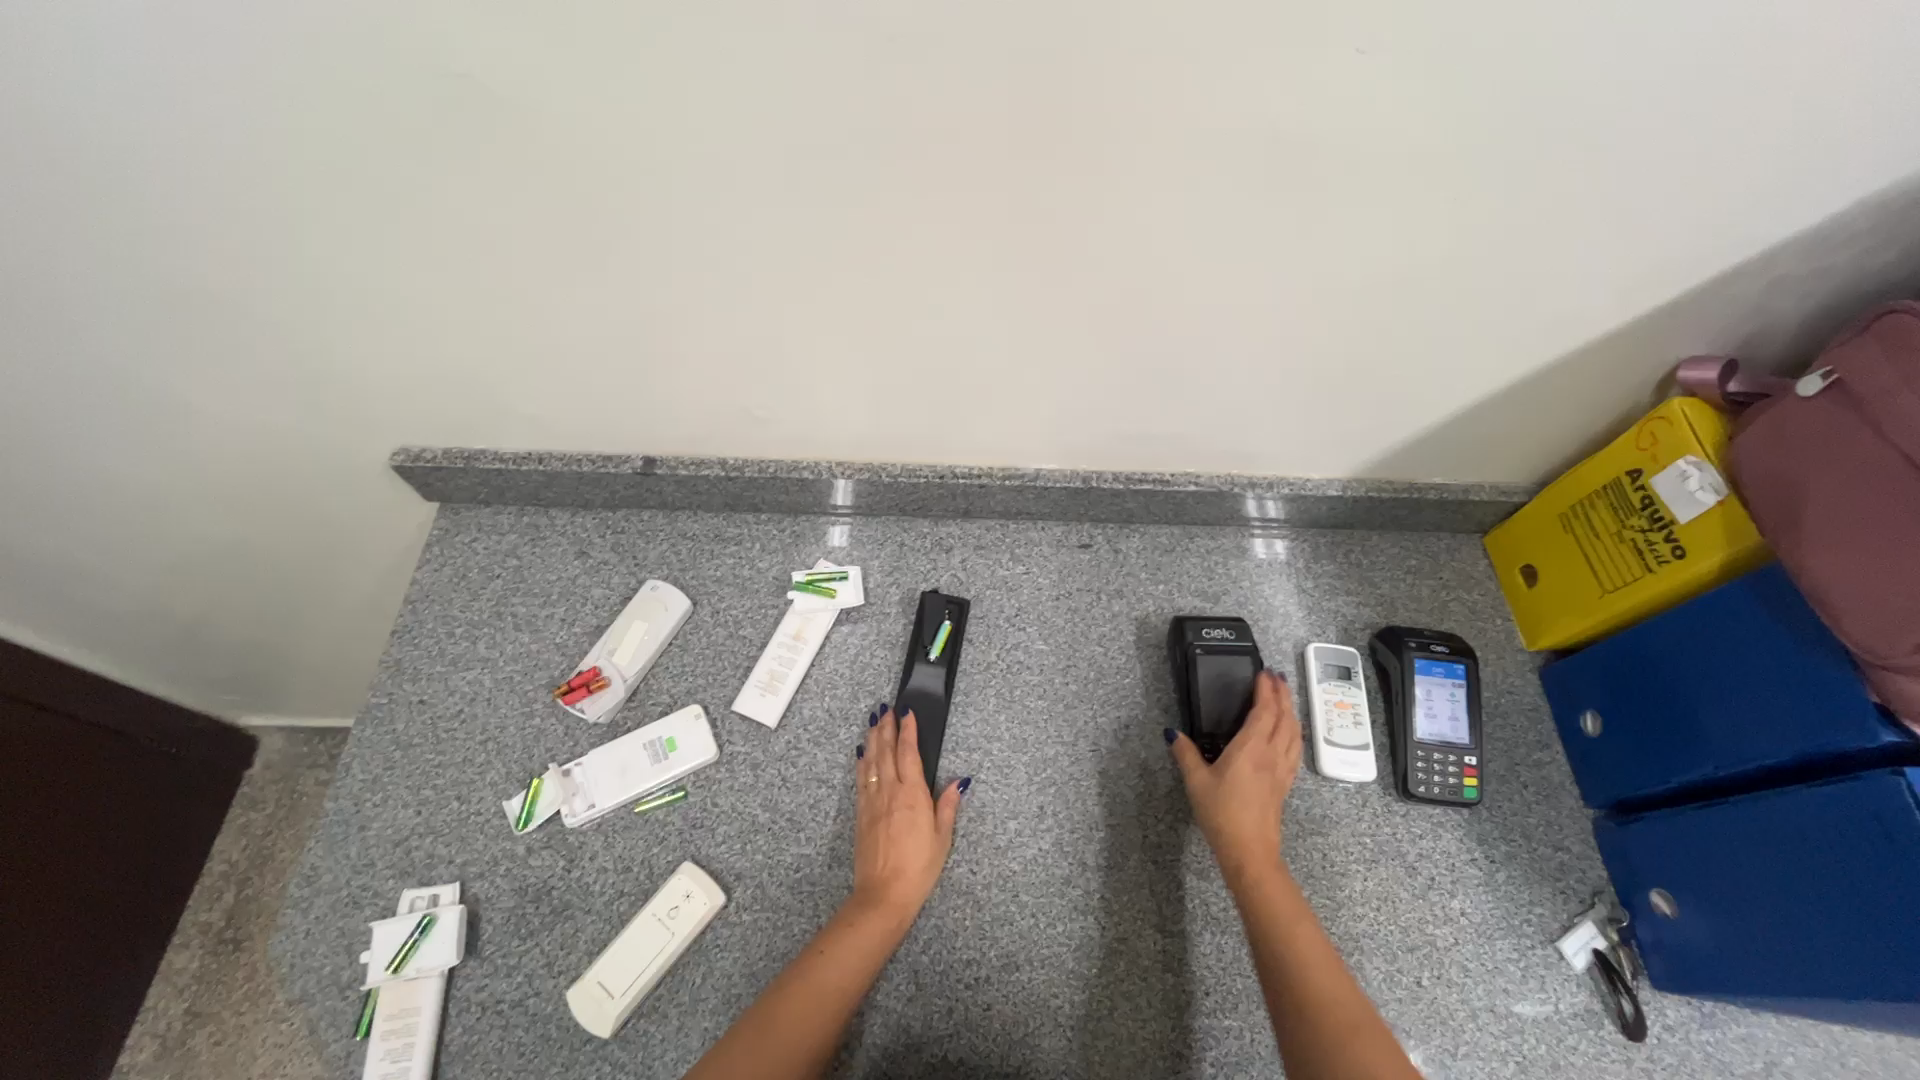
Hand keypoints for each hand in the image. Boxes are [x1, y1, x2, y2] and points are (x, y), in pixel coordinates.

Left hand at [850, 706, 966, 920]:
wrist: (883, 893)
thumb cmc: (919, 867)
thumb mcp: (942, 838)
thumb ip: (948, 806)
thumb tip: (959, 782)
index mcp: (913, 795)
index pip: (909, 753)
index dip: (908, 731)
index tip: (907, 712)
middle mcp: (890, 791)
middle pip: (885, 751)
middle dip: (886, 727)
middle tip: (886, 708)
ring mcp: (872, 801)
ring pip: (871, 761)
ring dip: (872, 739)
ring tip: (873, 721)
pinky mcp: (861, 813)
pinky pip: (861, 779)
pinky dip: (861, 762)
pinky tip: (861, 754)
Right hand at [1167, 671, 1302, 886]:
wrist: (1250, 850)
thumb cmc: (1222, 814)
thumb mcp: (1196, 782)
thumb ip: (1185, 754)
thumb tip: (1173, 733)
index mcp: (1251, 748)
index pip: (1264, 710)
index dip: (1266, 690)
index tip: (1263, 673)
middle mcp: (1272, 754)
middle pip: (1284, 717)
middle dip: (1282, 694)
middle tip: (1276, 677)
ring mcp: (1282, 769)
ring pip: (1294, 732)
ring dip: (1291, 711)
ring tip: (1285, 699)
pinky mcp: (1285, 784)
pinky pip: (1295, 749)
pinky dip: (1294, 732)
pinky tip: (1289, 734)